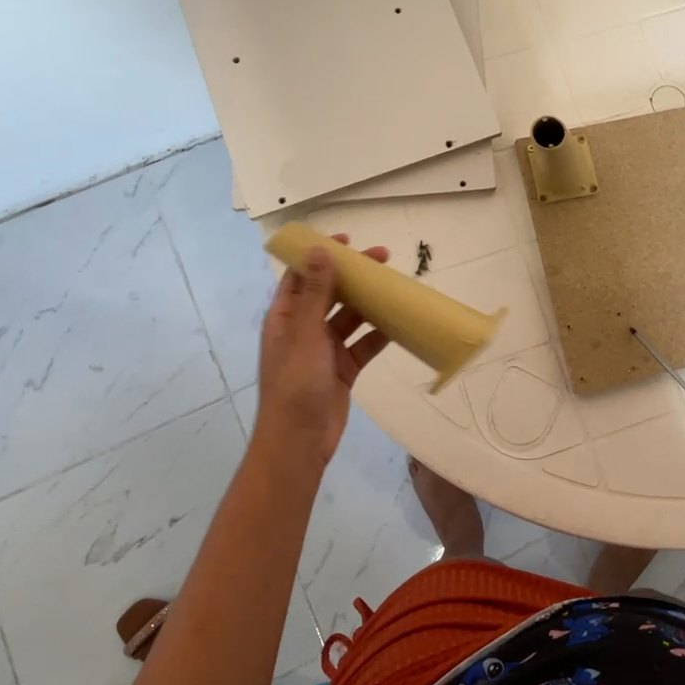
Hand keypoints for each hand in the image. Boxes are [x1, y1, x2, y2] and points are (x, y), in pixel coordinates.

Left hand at [255, 237, 391, 464]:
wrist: (299, 442)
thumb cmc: (295, 384)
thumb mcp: (305, 333)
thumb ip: (315, 292)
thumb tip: (320, 250)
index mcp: (284, 318)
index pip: (301, 277)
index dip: (321, 256)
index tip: (347, 241)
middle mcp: (303, 330)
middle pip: (329, 294)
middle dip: (353, 276)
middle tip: (383, 258)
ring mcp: (323, 351)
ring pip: (349, 318)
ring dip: (369, 303)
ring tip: (395, 287)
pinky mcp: (342, 370)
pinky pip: (363, 345)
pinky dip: (379, 334)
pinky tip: (399, 323)